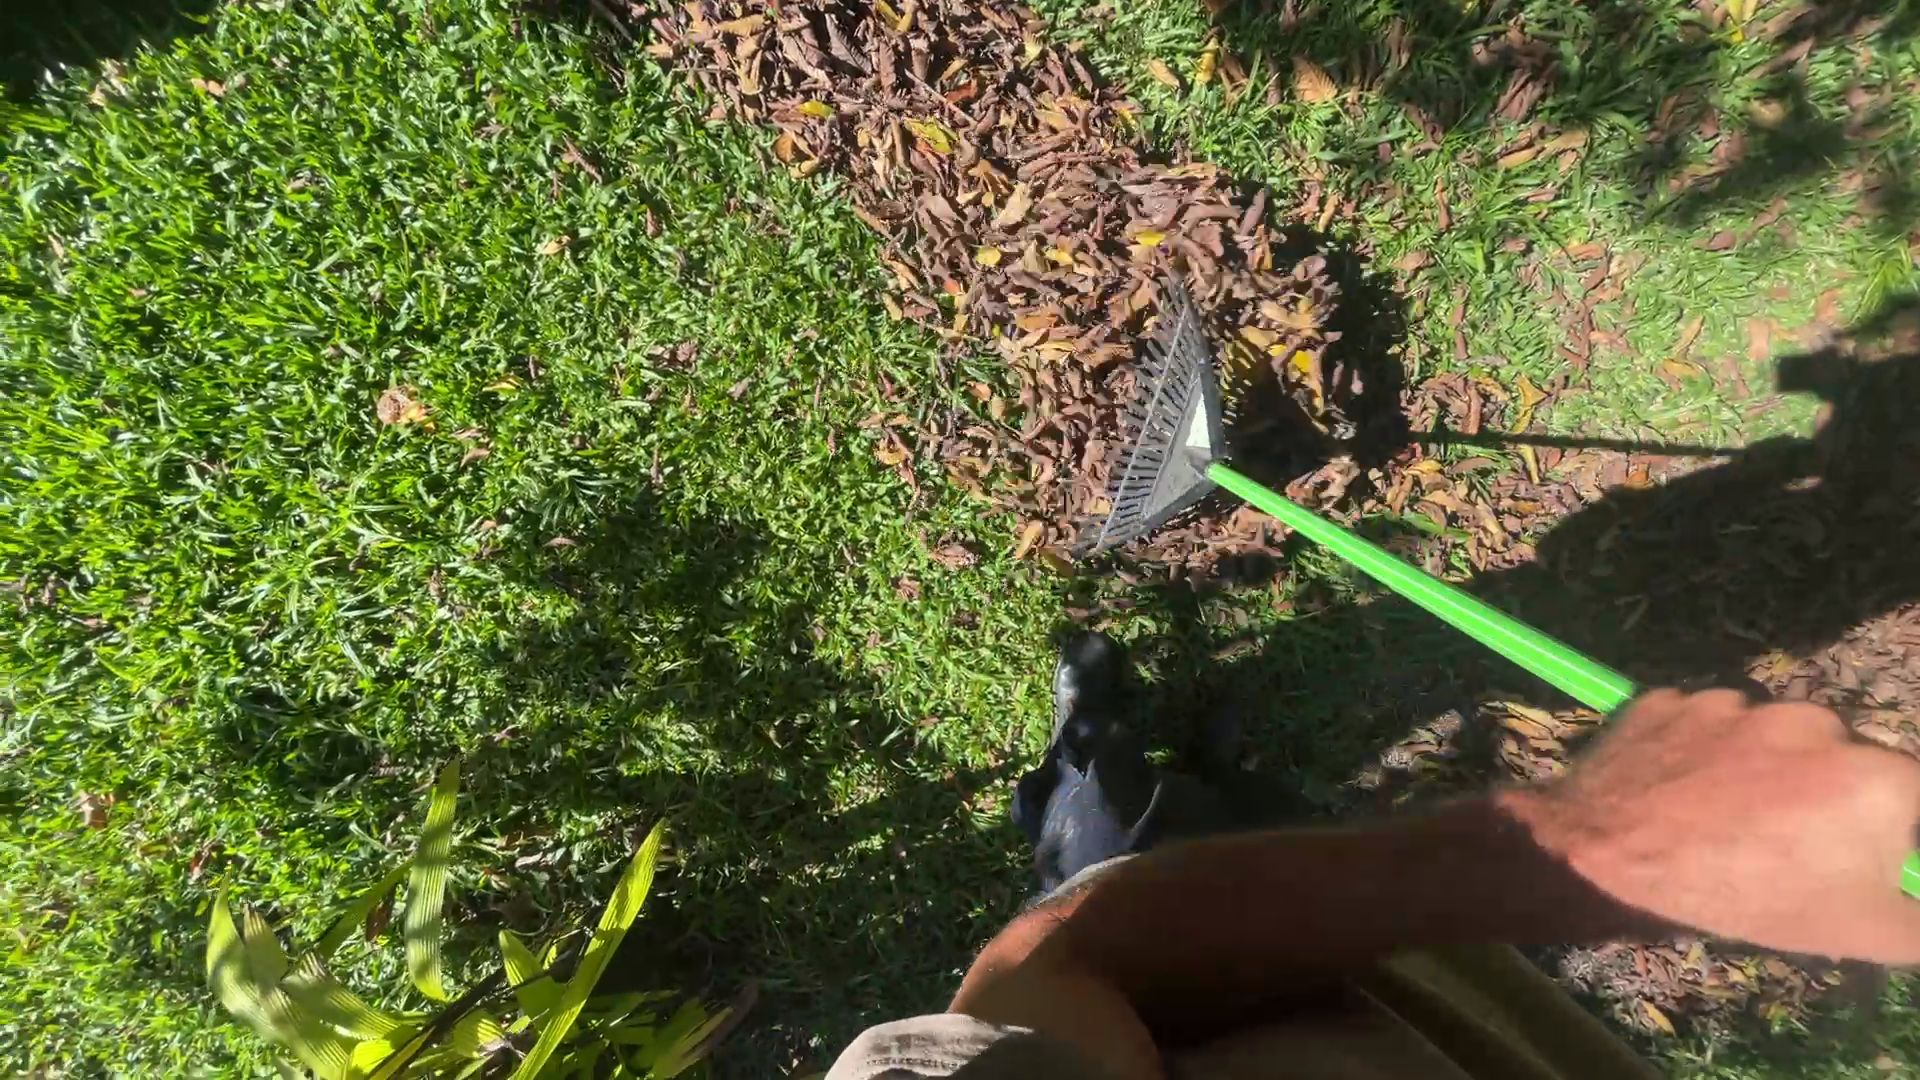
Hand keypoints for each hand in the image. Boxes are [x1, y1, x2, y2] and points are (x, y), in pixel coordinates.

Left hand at [1503, 688, 1919, 961]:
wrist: (1607, 852)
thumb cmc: (1741, 892)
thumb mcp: (1873, 928)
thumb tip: (1915, 879)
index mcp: (1873, 772)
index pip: (1904, 784)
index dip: (1883, 814)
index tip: (1850, 836)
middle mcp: (1800, 722)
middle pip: (1830, 744)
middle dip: (1817, 776)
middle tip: (1781, 820)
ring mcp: (1721, 705)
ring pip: (1758, 724)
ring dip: (1752, 752)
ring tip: (1721, 800)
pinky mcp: (1661, 699)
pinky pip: (1694, 717)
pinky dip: (1693, 740)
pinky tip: (1677, 776)